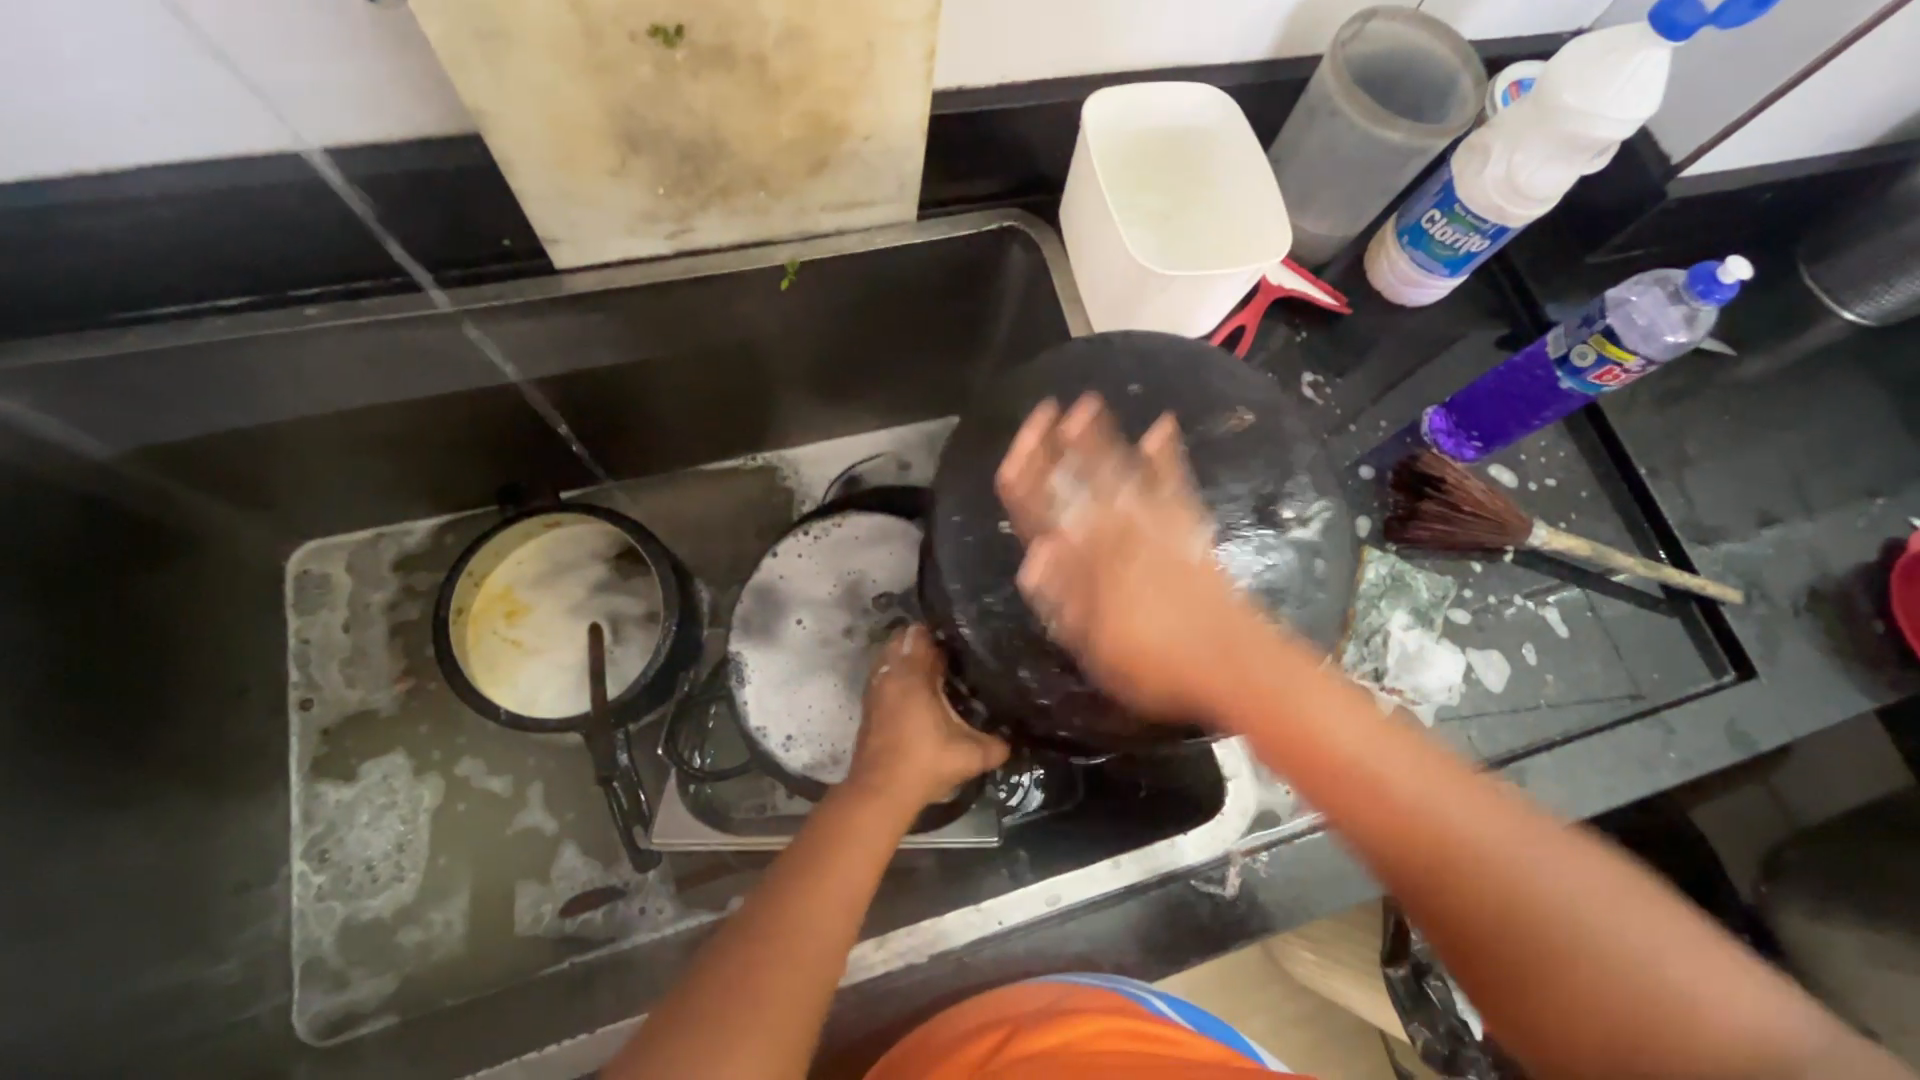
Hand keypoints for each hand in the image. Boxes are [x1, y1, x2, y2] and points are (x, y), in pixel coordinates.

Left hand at [845, 625, 1009, 809]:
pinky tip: (918, 695)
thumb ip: (996, 746)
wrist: (879, 793)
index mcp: (913, 676)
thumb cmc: (924, 765)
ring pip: (889, 658)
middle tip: (951, 655)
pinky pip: (884, 676)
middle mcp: (890, 675)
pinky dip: (898, 676)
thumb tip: (1012, 741)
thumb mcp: (970, 757)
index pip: (922, 636)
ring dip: (908, 659)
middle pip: (902, 640)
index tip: (962, 643)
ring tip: (935, 671)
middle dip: (924, 643)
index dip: (942, 636)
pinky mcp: (868, 706)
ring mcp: (875, 690)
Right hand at [994, 394, 1263, 721]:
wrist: (1232, 664)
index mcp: (1087, 567)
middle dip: (1059, 447)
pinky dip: (1165, 455)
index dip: (1027, 480)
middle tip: (1045, 409)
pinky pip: (1173, 484)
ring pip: (1120, 475)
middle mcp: (1117, 538)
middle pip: (1080, 485)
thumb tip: (1032, 553)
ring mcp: (1155, 529)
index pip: (1044, 515)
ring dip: (1102, 439)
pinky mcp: (1188, 528)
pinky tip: (1160, 427)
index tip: (1015, 450)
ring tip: (1087, 404)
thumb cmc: (1155, 667)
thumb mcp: (1095, 645)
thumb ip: (1063, 597)